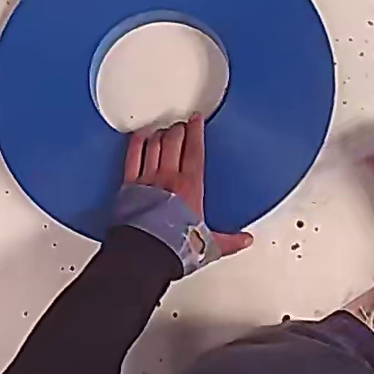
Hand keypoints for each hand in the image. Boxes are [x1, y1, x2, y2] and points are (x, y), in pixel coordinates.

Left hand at [124, 116, 253, 257]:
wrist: (146, 253)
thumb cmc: (175, 247)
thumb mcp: (209, 245)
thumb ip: (229, 240)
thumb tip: (244, 241)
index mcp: (190, 187)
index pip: (194, 150)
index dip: (195, 131)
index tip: (196, 120)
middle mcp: (168, 178)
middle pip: (173, 141)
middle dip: (178, 129)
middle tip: (181, 125)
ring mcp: (147, 180)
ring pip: (154, 145)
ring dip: (159, 134)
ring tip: (163, 129)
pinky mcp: (129, 186)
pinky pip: (133, 157)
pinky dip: (136, 144)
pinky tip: (139, 137)